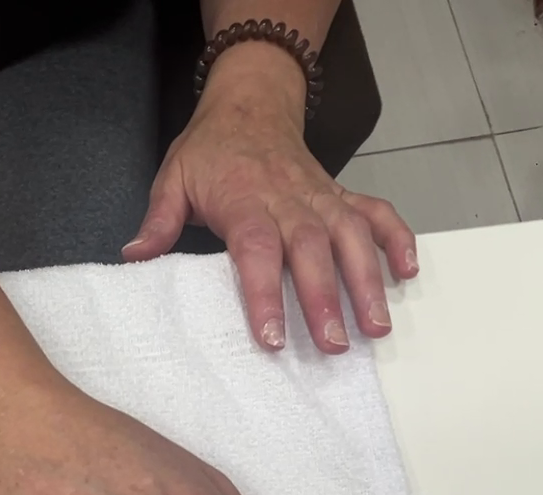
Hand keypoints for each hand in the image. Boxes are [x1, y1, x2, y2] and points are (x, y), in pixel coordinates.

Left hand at [123, 41, 417, 353]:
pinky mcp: (340, 194)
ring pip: (352, 236)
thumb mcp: (173, 180)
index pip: (257, 251)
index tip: (273, 338)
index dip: (264, 295)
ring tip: (376, 327)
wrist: (250, 102)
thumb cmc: (210, 150)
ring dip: (368, 281)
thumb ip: (158, 222)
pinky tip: (408, 271)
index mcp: (245, 201)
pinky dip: (397, 237)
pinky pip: (376, 212)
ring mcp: (320, 196)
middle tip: (334, 345)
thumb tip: (134, 257)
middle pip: (312, 250)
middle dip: (326, 299)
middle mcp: (290, 199)